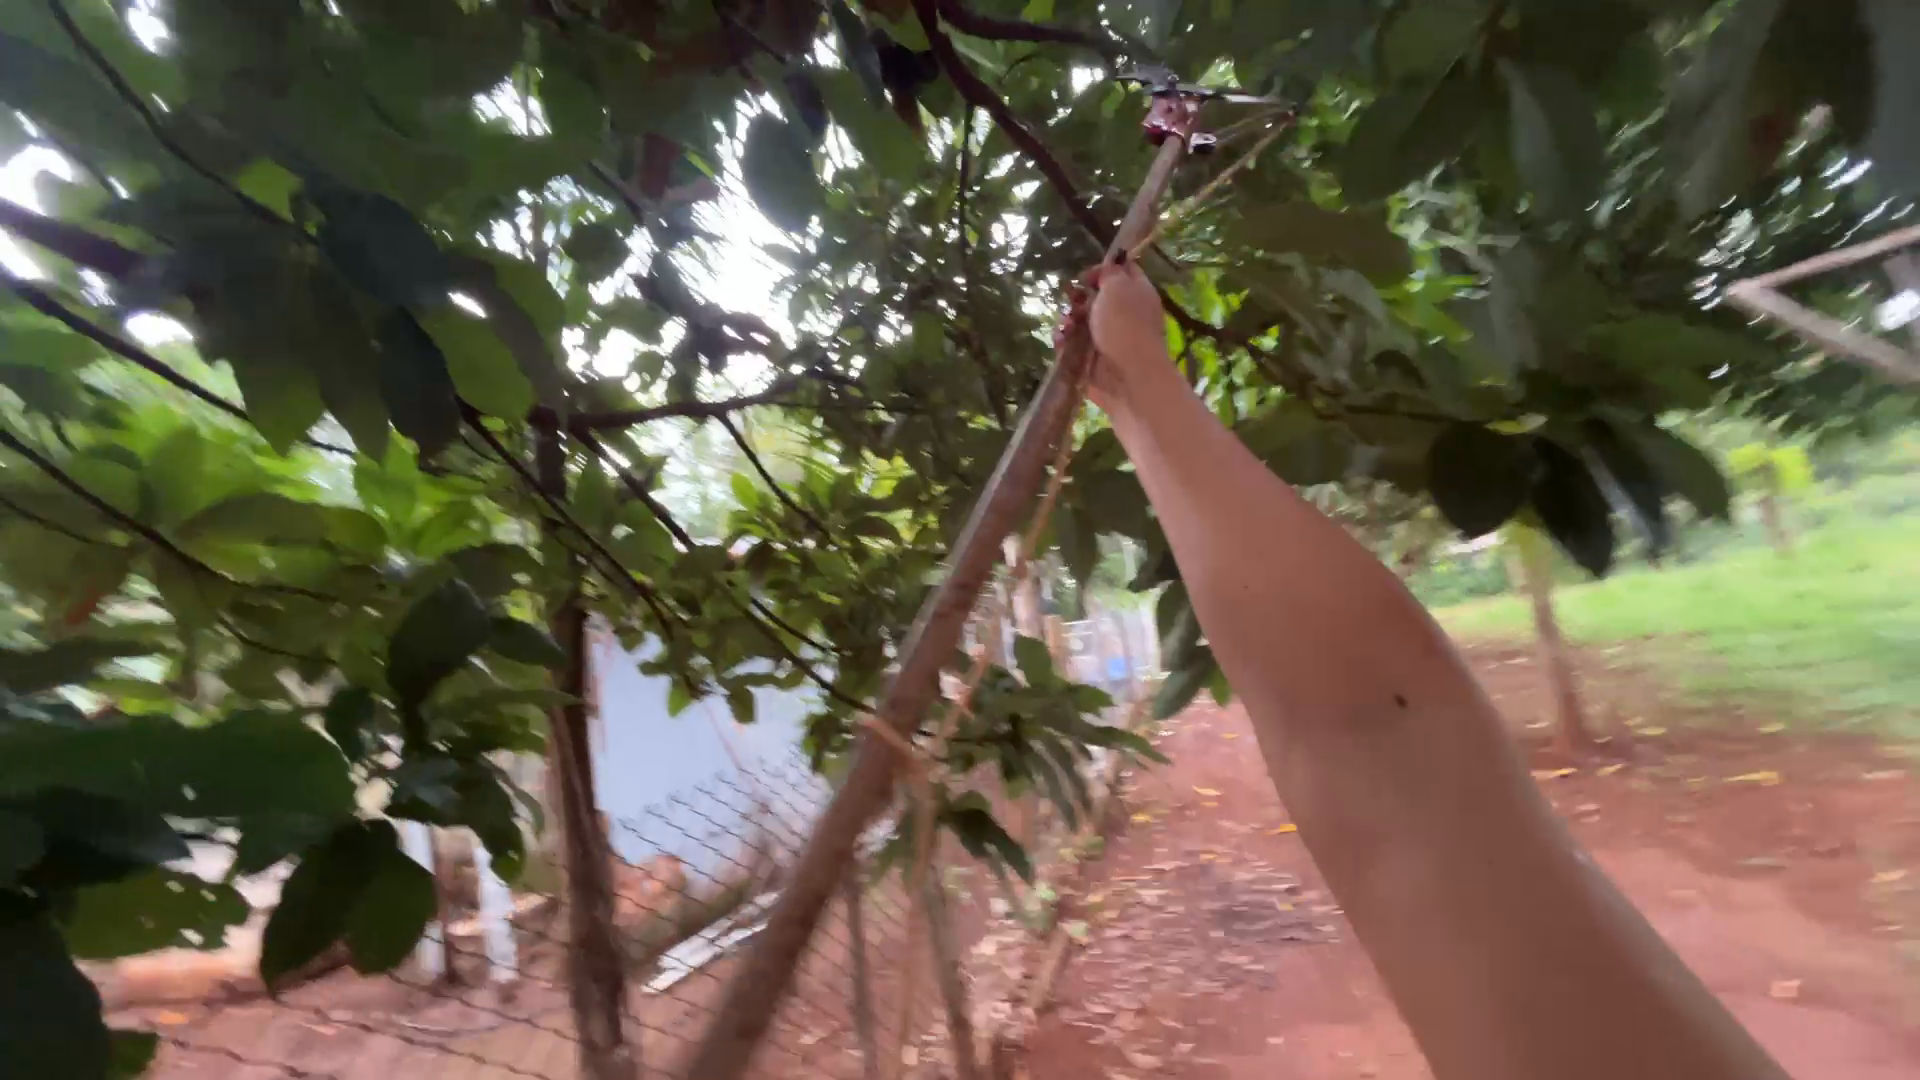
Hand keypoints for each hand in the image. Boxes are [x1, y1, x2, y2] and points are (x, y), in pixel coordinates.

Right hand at [1057, 256, 1172, 411]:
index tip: (1086, 276)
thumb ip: (1109, 273)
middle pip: (1094, 298)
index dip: (1102, 270)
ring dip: (1068, 320)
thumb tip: (1103, 272)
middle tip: (1072, 301)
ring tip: (1067, 325)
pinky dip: (1064, 340)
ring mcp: (1106, 338)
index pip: (1122, 272)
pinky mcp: (1090, 358)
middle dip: (1078, 298)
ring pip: (1079, 321)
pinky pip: (1071, 344)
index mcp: (1136, 293)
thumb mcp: (1118, 287)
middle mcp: (1122, 314)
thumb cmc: (1125, 326)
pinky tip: (1062, 340)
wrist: (1126, 375)